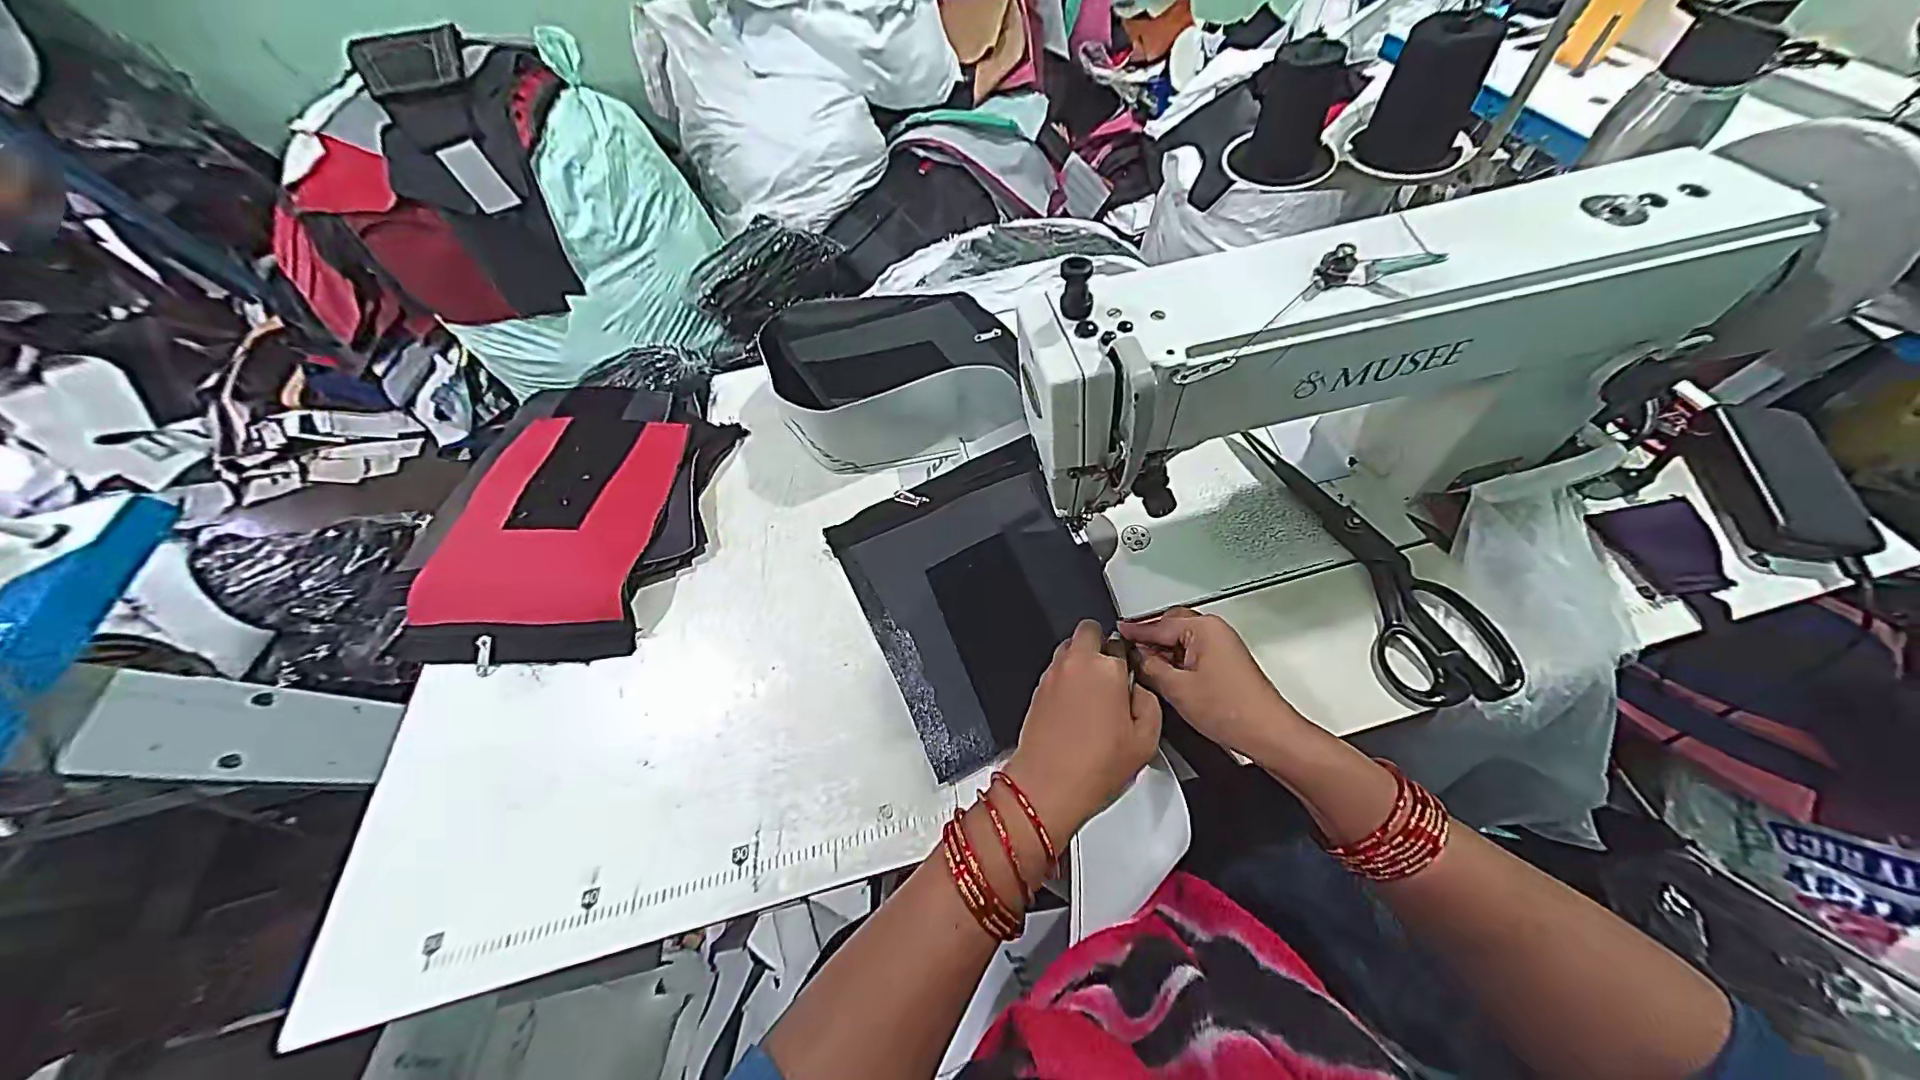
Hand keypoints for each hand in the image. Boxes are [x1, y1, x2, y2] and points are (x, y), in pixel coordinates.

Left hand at [1004, 621, 1162, 839]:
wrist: (1048, 785)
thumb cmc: (1093, 766)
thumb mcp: (1146, 740)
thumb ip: (1150, 703)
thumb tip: (1142, 692)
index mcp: (1107, 669)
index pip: (1121, 643)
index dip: (1128, 658)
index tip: (1130, 674)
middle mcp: (1076, 663)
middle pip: (1088, 630)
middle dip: (1100, 643)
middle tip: (1110, 669)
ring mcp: (1053, 674)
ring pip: (1068, 647)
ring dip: (1081, 658)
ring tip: (1093, 689)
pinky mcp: (1037, 688)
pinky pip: (1055, 669)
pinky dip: (1066, 677)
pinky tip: (1076, 705)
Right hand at [1120, 608, 1306, 757]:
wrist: (1267, 733)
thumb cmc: (1235, 711)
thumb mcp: (1176, 689)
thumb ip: (1149, 667)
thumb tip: (1136, 658)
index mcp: (1204, 628)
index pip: (1158, 625)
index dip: (1135, 631)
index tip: (1120, 631)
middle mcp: (1216, 631)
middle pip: (1171, 626)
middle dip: (1150, 640)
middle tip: (1130, 652)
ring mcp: (1223, 645)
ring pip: (1182, 640)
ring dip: (1164, 652)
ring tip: (1147, 670)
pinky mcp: (1225, 661)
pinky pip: (1193, 652)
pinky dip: (1177, 662)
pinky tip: (1168, 678)